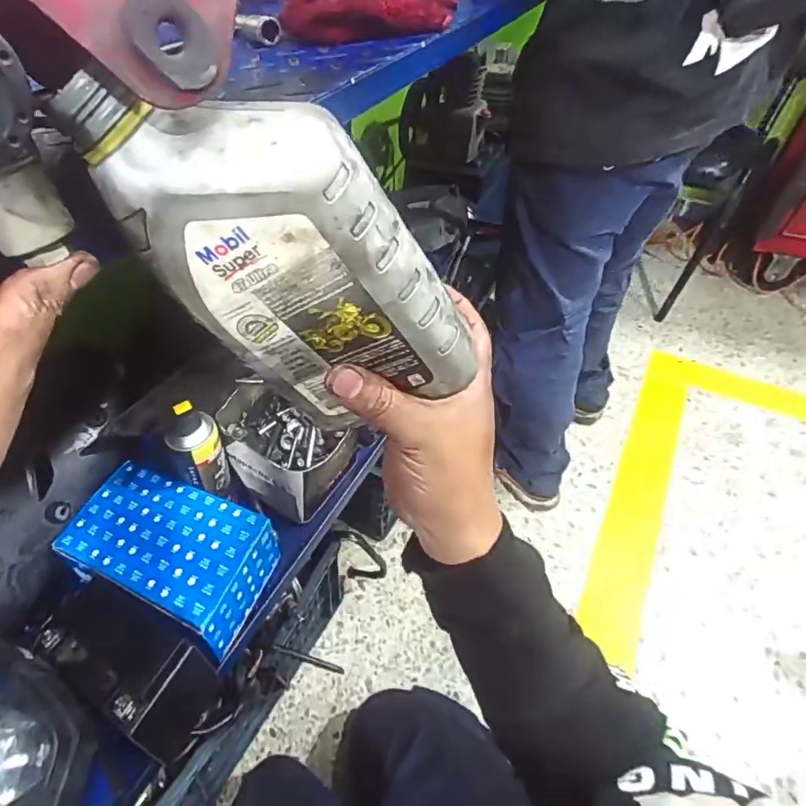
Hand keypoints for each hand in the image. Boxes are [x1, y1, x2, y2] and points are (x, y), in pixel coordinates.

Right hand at [324, 288, 500, 564]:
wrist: (445, 525)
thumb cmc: (452, 476)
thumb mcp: (422, 433)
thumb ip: (382, 402)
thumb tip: (337, 374)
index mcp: (468, 378)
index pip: (466, 327)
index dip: (446, 301)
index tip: (412, 281)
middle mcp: (447, 385)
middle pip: (423, 343)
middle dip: (397, 323)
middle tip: (362, 304)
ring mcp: (422, 405)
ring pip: (398, 369)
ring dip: (374, 354)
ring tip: (344, 331)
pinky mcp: (401, 424)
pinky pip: (380, 395)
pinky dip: (362, 383)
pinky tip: (339, 373)